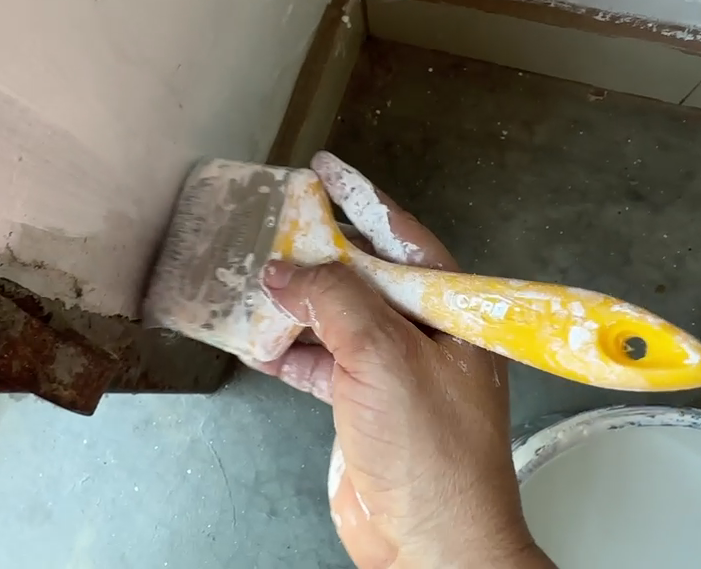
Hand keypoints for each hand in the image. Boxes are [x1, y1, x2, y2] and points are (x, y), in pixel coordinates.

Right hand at [254, 153, 553, 568]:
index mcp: (447, 309)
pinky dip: (288, 349)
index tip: (322, 170)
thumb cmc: (429, 447)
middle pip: (361, 272)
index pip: (401, 235)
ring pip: (335, 315)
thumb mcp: (384, 354)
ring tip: (253, 279)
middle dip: (316, 252)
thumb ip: (333, 299)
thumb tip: (282, 270)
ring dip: (294, 302)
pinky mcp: (360, 401)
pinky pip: (318, 358)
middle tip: (275, 224)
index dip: (361, 198)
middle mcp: (420, 330)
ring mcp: (390, 367)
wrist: (431, 548)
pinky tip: (256, 340)